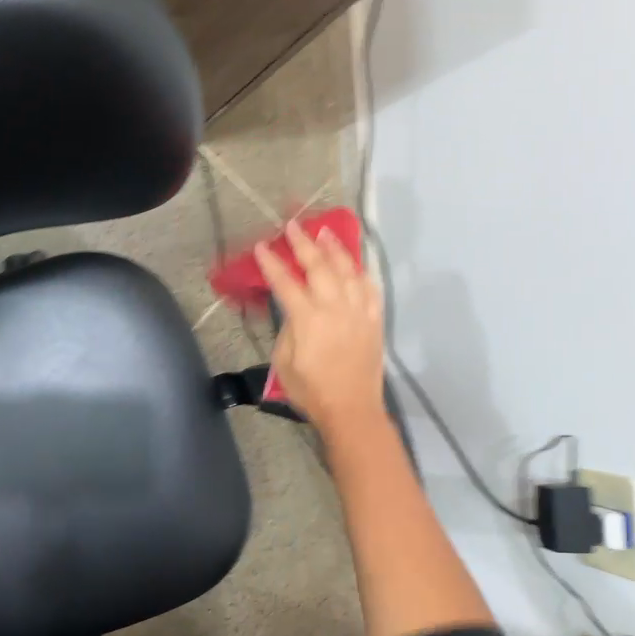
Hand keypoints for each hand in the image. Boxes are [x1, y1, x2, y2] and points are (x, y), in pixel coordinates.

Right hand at [253, 219, 386, 433]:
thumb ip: (289, 329)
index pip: (286, 283)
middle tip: (293, 226)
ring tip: (325, 232)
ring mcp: (358, 312)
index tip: (261, 246)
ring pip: (348, 271)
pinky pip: (369, 288)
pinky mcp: (374, 321)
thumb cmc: (310, 390)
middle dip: (304, 245)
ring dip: (335, 249)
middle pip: (319, 268)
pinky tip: (353, 263)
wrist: (351, 409)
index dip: (272, 263)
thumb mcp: (284, 360)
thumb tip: (295, 311)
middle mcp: (335, 309)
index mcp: (307, 319)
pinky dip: (360, 272)